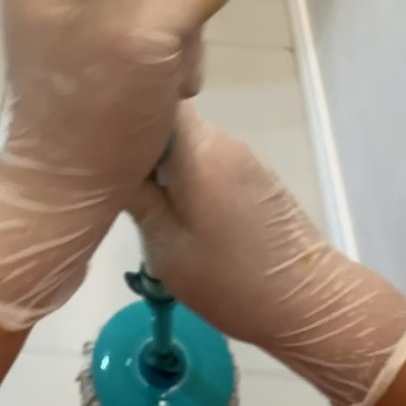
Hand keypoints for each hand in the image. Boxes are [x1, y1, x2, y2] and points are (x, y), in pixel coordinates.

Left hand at [0, 0, 242, 331]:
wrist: (71, 188)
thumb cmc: (97, 112)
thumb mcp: (149, 32)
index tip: (168, 17)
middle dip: (177, 7)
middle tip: (169, 61)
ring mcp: (66, 2)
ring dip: (178, 34)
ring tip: (164, 80)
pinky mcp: (86, 34)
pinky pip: (149, 17)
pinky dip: (167, 49)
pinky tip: (159, 83)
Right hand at [132, 111, 405, 405]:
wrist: (309, 304)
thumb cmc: (231, 280)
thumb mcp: (167, 248)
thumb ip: (137, 199)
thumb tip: (110, 166)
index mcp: (199, 151)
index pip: (156, 101)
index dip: (125, 109)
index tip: (96, 130)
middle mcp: (223, 142)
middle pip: (169, 119)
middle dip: (137, 138)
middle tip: (104, 167)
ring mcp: (243, 158)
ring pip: (187, 141)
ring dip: (160, 158)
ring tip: (131, 188)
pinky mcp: (254, 177)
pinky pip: (206, 158)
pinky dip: (183, 171)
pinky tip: (168, 201)